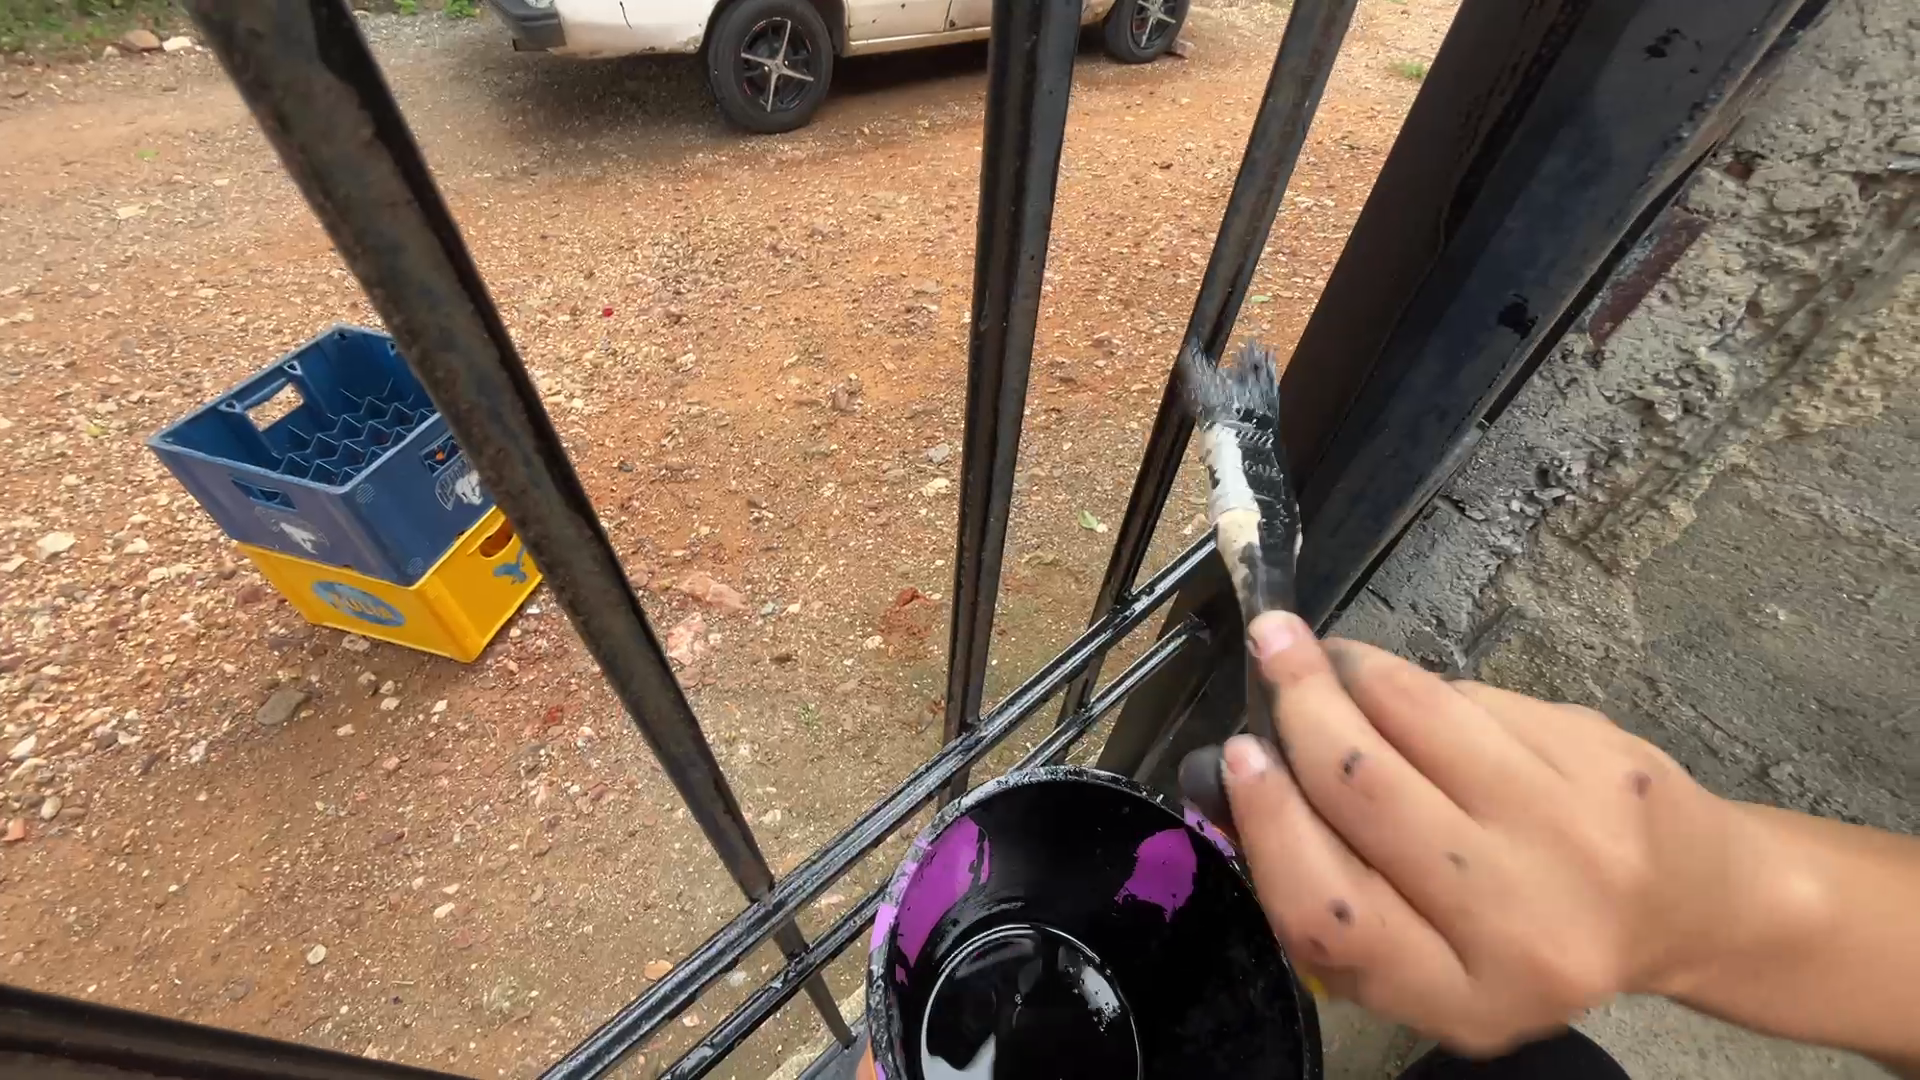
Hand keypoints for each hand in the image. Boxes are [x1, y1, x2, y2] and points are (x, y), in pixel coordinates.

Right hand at [1223, 611, 1764, 1056]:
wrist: (1690, 903)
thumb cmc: (1512, 919)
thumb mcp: (1415, 939)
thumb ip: (1325, 871)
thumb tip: (1229, 774)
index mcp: (1452, 993)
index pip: (1328, 910)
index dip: (1269, 820)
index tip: (1236, 751)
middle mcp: (1520, 934)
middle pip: (1363, 790)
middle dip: (1299, 705)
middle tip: (1267, 648)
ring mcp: (1573, 844)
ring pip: (1411, 715)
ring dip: (1344, 668)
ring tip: (1315, 652)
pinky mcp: (1602, 769)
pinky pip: (1463, 695)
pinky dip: (1403, 673)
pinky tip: (1388, 677)